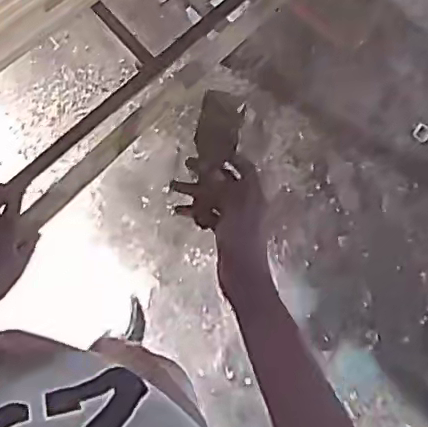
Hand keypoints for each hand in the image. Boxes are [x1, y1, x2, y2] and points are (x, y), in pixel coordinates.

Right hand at [171, 155, 270, 299]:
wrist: (243, 277)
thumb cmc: (242, 241)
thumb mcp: (233, 209)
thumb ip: (223, 187)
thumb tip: (211, 166)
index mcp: (254, 195)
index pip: (245, 169)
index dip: (232, 157)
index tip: (213, 149)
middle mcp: (246, 203)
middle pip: (225, 181)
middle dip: (206, 172)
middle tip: (186, 163)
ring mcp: (235, 218)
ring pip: (214, 198)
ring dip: (195, 191)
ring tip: (173, 186)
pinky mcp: (225, 232)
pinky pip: (209, 215)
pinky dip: (195, 211)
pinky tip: (178, 210)